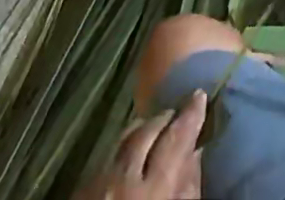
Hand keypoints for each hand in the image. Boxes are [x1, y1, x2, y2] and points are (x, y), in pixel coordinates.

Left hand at [74, 89, 206, 199]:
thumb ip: (186, 195)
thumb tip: (194, 164)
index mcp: (152, 189)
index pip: (175, 142)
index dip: (189, 117)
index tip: (200, 94)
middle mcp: (124, 175)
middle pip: (146, 133)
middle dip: (165, 119)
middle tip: (181, 111)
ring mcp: (100, 178)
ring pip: (124, 139)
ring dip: (143, 129)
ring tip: (157, 124)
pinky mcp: (83, 187)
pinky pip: (109, 155)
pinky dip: (125, 146)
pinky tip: (130, 152)